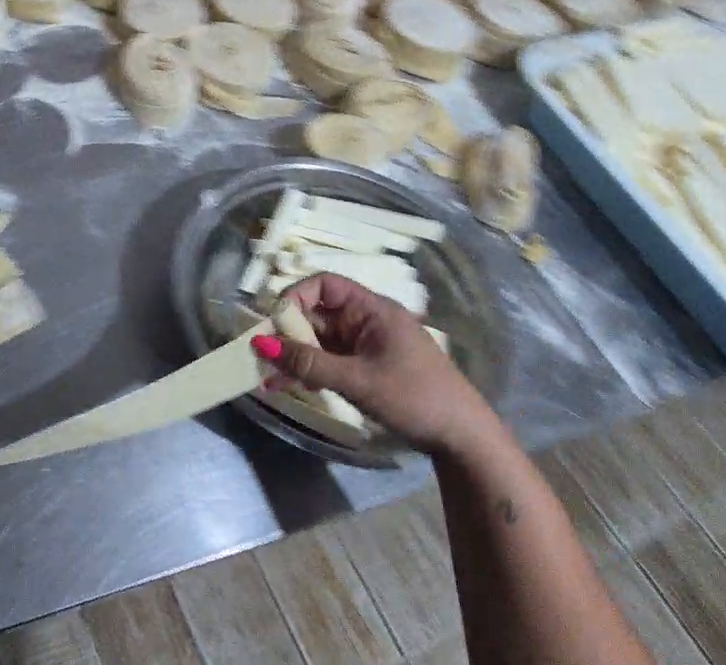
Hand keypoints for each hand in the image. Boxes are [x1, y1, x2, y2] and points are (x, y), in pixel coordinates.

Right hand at [253, 273, 497, 451]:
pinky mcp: (367, 367)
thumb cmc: (415, 399)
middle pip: (317, 314)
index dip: (295, 297)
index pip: (324, 285)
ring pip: (319, 340)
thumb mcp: (357, 381)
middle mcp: (367, 321)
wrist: (463, 439)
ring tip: (268, 378)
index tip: (275, 324)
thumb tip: (261, 344)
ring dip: (294, 356)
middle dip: (288, 333)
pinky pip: (329, 360)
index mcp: (372, 310)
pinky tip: (287, 386)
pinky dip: (309, 370)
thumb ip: (309, 363)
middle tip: (262, 357)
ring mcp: (367, 345)